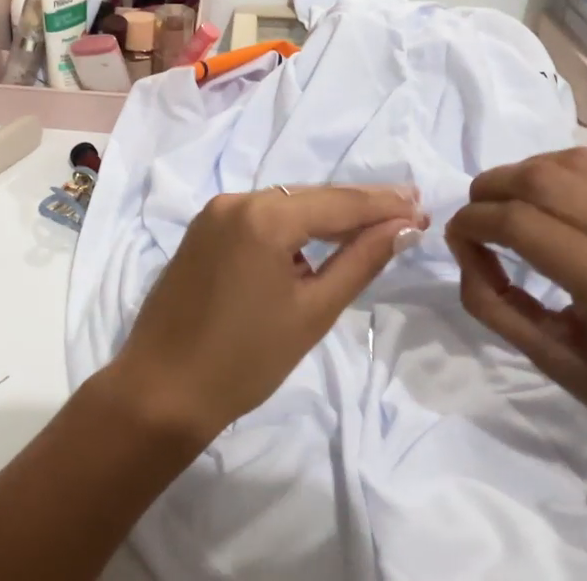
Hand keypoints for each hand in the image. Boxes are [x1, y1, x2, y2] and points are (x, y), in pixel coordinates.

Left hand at [105, 184, 427, 443]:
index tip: (424, 206)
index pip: (339, 202)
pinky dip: (290, 227)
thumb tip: (403, 227)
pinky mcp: (201, 232)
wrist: (162, 390)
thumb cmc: (245, 360)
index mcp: (264, 216)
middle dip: (358, 206)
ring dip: (325, 216)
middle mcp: (236, 201)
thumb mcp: (313, 311)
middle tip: (408, 209)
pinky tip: (317, 242)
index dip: (384, 205)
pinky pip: (257, 218)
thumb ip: (360, 260)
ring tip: (372, 226)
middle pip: (311, 197)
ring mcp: (213, 214)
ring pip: (284, 205)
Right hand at [445, 148, 586, 485]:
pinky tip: (546, 206)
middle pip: (545, 179)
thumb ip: (500, 306)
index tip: (454, 241)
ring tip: (504, 208)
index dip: (473, 223)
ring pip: (575, 163)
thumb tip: (464, 254)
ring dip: (525, 175)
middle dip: (490, 189)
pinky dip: (560, 176)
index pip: (523, 224)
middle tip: (472, 222)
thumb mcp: (561, 368)